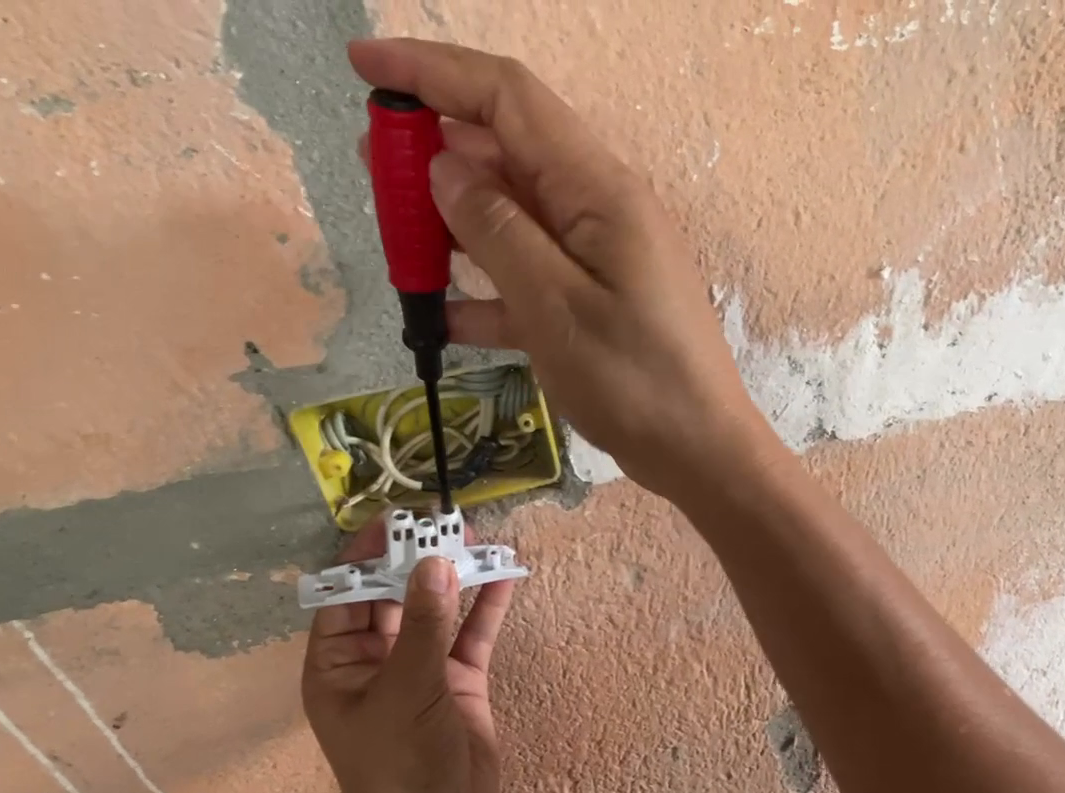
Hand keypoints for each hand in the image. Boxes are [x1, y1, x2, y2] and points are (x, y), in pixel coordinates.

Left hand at [300, 522, 515, 792]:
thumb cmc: (399, 763)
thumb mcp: (407, 688)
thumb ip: (426, 623)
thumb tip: (437, 562)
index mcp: (338, 662)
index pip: (346, 595)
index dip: (367, 556)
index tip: (397, 521)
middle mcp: (376, 660)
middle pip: (394, 596)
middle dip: (417, 560)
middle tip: (445, 521)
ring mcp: (421, 670)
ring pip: (437, 611)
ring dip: (455, 577)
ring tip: (477, 537)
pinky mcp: (459, 683)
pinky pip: (471, 636)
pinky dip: (487, 608)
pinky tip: (505, 575)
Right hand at [347, 38, 783, 498]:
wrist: (699, 453)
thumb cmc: (635, 382)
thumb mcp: (555, 305)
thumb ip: (496, 230)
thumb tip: (446, 165)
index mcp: (597, 191)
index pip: (508, 99)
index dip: (434, 72)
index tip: (364, 67)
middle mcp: (598, 210)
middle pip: (506, 153)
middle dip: (435, 149)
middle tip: (375, 167)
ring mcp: (597, 257)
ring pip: (511, 216)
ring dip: (452, 220)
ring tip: (397, 233)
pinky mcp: (592, 302)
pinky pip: (529, 277)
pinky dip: (486, 288)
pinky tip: (444, 316)